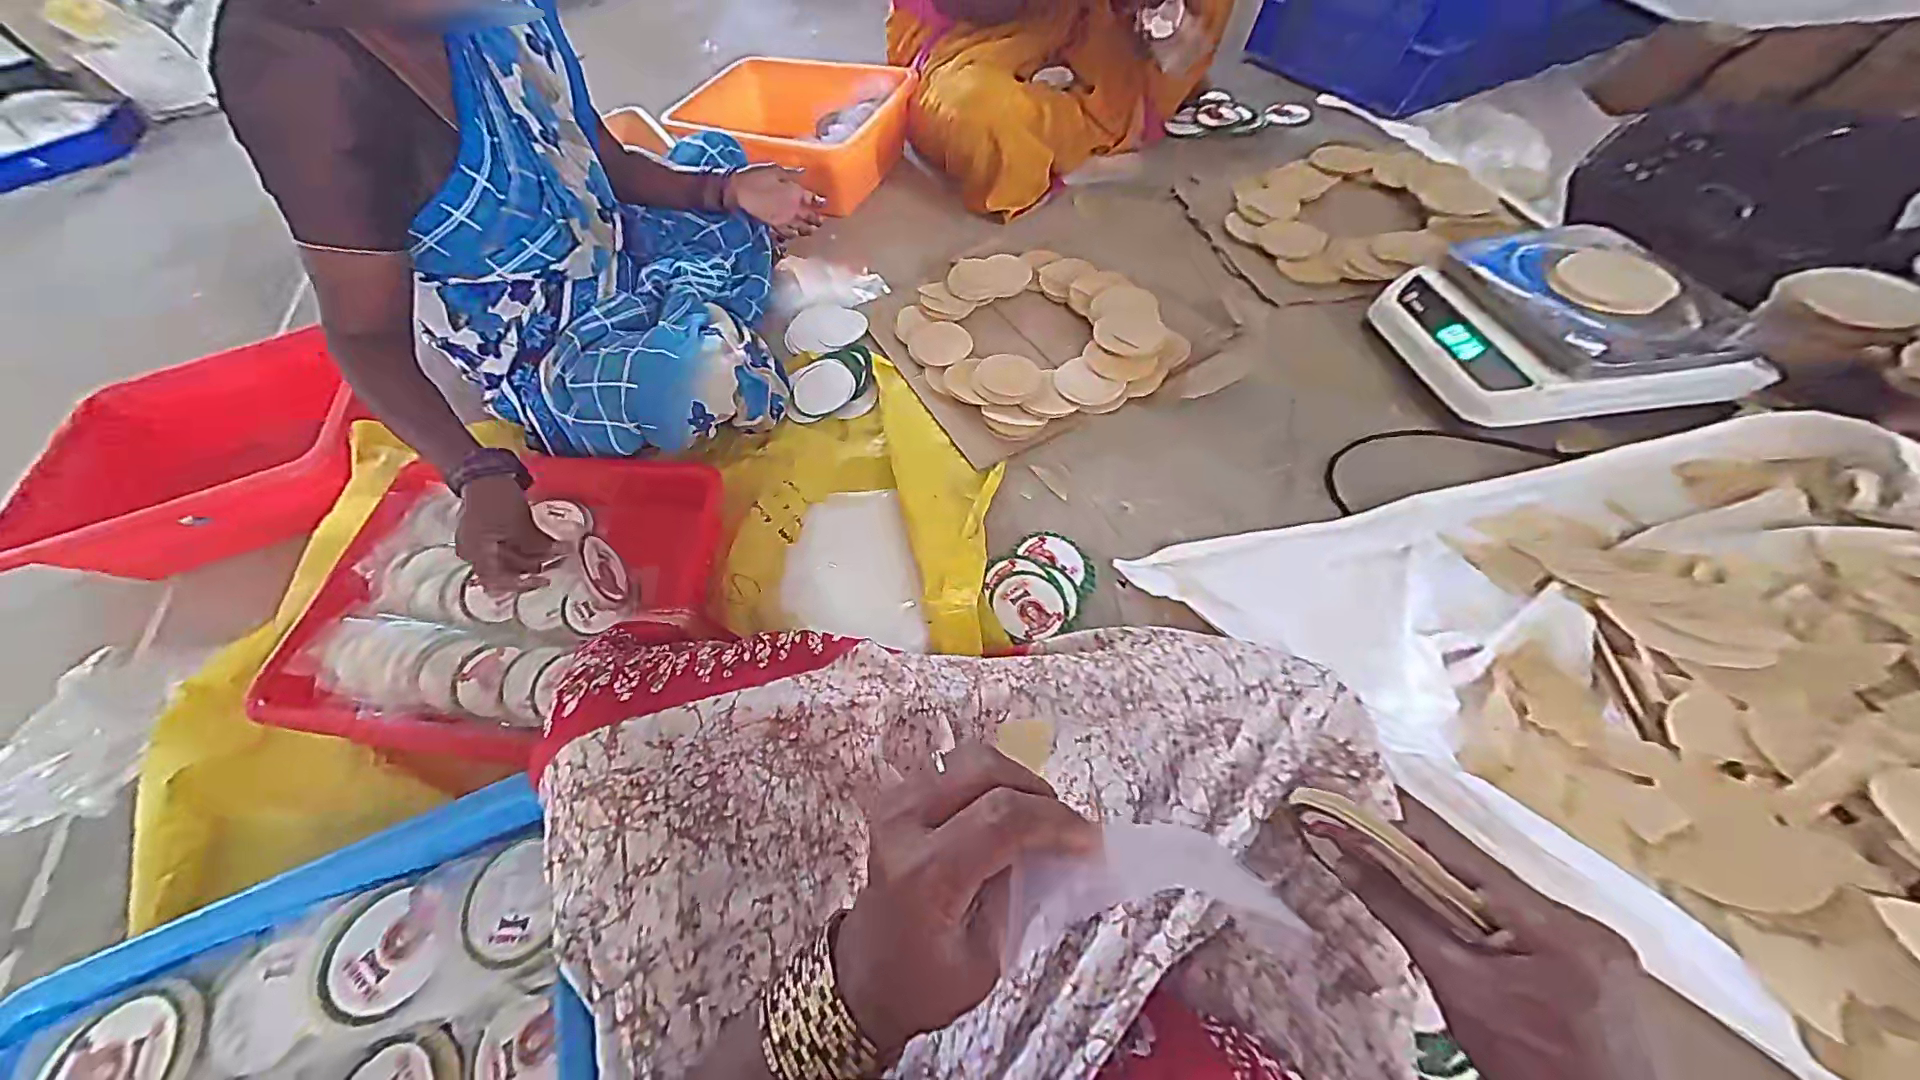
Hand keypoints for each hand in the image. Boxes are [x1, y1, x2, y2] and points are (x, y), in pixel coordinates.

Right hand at [454, 474, 554, 591]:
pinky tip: (546, 545)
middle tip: (557, 561)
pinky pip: (511, 548)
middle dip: (533, 568)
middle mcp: (475, 553)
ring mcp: (483, 543)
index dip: (522, 584)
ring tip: (557, 551)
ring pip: (511, 561)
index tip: (545, 581)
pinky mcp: (492, 534)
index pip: (498, 581)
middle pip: (506, 572)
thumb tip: (558, 556)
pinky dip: (529, 548)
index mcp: (476, 553)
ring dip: (534, 558)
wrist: (486, 476)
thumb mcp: (519, 526)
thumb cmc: (498, 501)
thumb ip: (536, 546)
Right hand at [725, 164, 823, 238]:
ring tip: (810, 230)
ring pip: (801, 229)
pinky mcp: (775, 228)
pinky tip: (793, 235)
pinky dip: (792, 235)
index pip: (813, 199)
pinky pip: (787, 235)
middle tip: (821, 221)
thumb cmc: (755, 178)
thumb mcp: (774, 170)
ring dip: (807, 230)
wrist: (737, 194)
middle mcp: (794, 210)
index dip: (819, 201)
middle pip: (810, 218)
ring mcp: (785, 221)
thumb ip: (790, 174)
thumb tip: (804, 171)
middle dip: (817, 219)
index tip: (824, 202)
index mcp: (796, 194)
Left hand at [835, 745, 1099, 1057]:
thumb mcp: (988, 957)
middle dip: (1037, 793)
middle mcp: (904, 823)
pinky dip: (991, 781)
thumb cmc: (926, 981)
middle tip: (1064, 827)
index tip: (1090, 839)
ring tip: (1036, 817)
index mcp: (925, 873)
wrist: (863, 973)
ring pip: (972, 759)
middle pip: (986, 771)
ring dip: (1015, 781)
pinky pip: (956, 767)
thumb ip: (1020, 894)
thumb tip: (1057, 848)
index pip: (1001, 818)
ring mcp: (896, 801)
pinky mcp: (897, 794)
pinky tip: (1004, 812)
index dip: (1055, 820)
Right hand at [1305, 798, 1655, 1079]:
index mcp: (1556, 925)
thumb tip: (1346, 858)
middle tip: (1361, 844)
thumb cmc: (1528, 1065)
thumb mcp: (1456, 986)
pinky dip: (1471, 910)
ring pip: (1494, 893)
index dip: (1401, 829)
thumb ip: (1400, 911)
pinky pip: (1514, 918)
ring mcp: (1592, 942)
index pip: (1460, 852)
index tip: (1353, 813)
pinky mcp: (1591, 961)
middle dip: (1417, 858)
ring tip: (1391, 875)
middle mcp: (1582, 922)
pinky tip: (1440, 913)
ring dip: (1441, 884)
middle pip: (1478, 870)